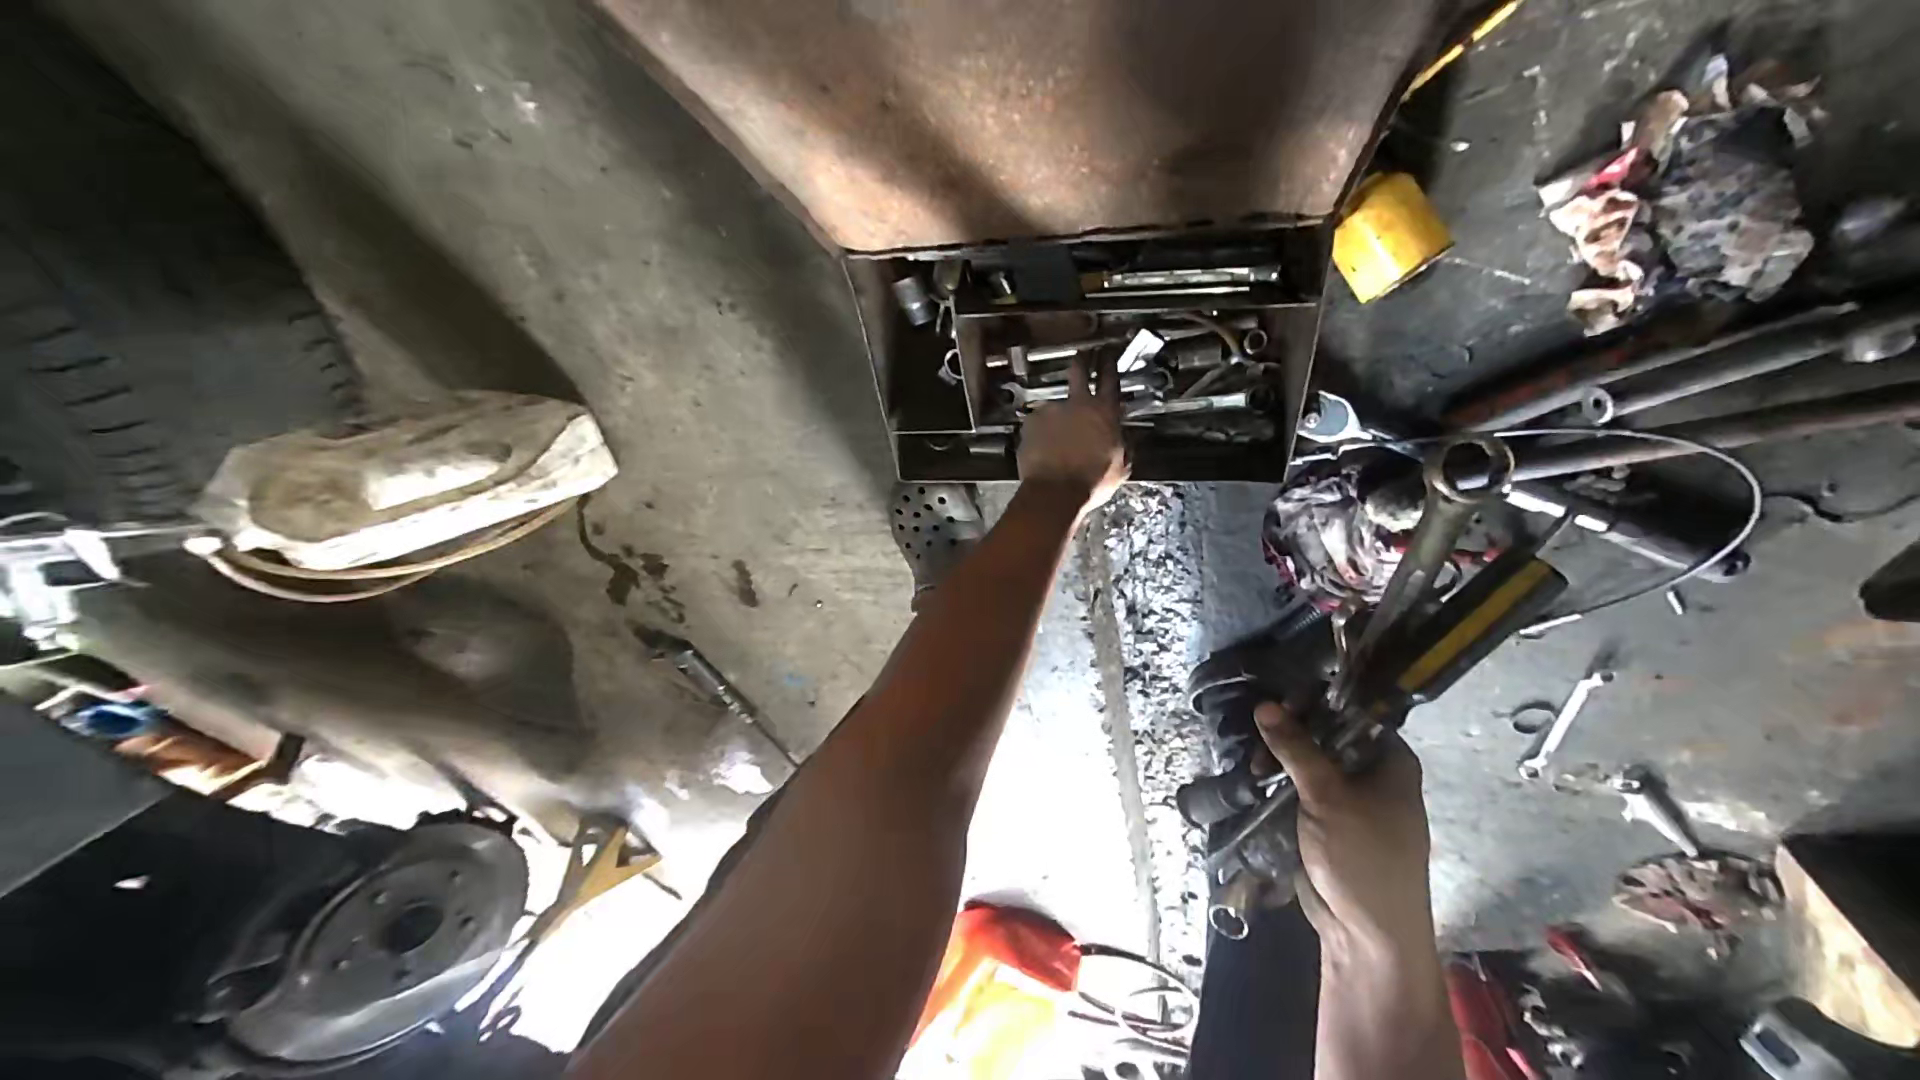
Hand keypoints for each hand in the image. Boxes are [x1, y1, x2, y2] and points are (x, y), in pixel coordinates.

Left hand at [1016, 353, 1128, 514]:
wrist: (1055, 492)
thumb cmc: (1091, 482)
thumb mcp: (1121, 466)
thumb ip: (1124, 446)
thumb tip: (1125, 440)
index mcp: (1105, 412)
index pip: (1110, 378)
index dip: (1109, 363)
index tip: (1108, 354)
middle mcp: (1078, 404)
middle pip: (1079, 370)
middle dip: (1082, 361)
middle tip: (1082, 357)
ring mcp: (1052, 410)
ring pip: (1056, 407)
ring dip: (1058, 418)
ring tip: (1058, 442)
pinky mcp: (1030, 423)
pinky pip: (1038, 424)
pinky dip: (1040, 433)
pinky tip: (1044, 449)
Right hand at [1254, 702, 1435, 959]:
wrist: (1366, 936)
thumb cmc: (1364, 859)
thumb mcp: (1328, 797)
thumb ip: (1296, 749)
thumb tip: (1264, 705)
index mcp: (1391, 762)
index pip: (1351, 714)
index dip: (1315, 704)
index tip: (1277, 702)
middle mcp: (1371, 774)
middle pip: (1324, 735)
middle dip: (1288, 734)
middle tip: (1258, 740)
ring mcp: (1346, 797)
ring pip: (1305, 761)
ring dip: (1278, 760)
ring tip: (1253, 769)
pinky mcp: (1322, 819)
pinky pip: (1296, 786)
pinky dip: (1276, 780)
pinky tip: (1253, 777)